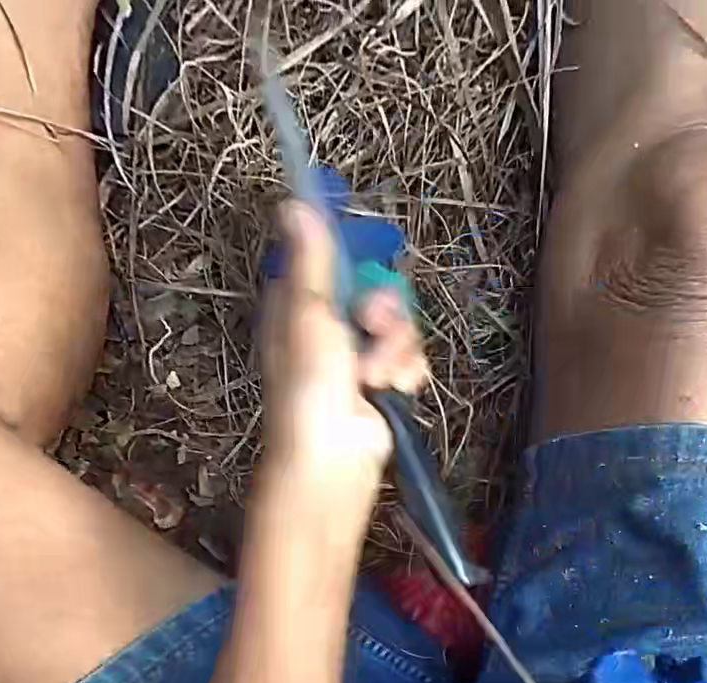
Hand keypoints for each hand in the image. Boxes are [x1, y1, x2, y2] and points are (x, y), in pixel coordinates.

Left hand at [256, 201, 427, 509]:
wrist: (333, 454)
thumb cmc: (310, 386)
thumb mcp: (309, 313)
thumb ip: (311, 261)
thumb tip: (294, 205)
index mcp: (302, 306)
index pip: (333, 264)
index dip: (353, 263)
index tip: (362, 271)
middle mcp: (332, 328)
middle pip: (376, 291)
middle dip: (383, 311)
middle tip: (373, 326)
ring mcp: (361, 357)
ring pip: (399, 325)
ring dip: (395, 348)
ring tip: (376, 376)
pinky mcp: (387, 382)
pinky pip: (412, 358)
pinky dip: (406, 372)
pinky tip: (393, 388)